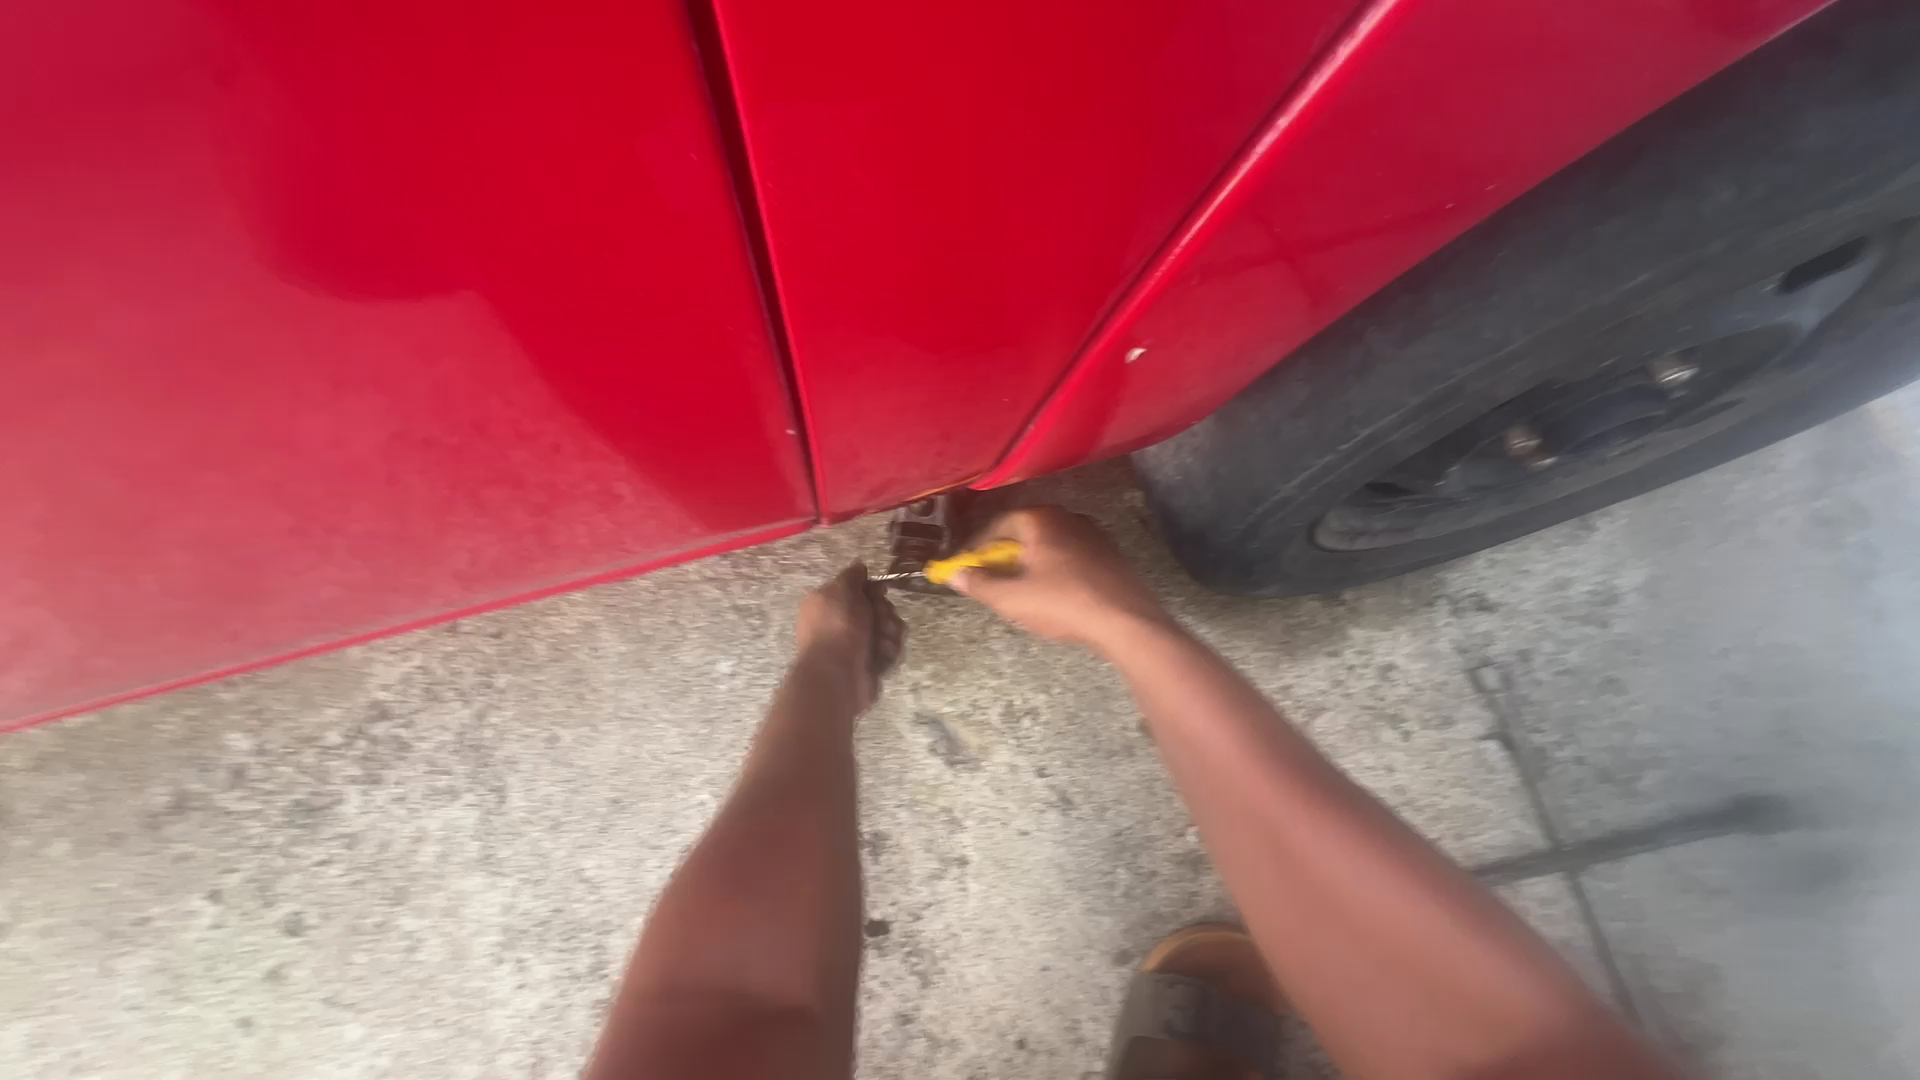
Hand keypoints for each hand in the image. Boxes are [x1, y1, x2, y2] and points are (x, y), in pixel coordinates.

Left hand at [794, 562, 904, 711]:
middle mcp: (842, 623)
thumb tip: (859, 566)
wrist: (837, 675)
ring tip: (879, 644)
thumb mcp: (841, 591)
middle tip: (878, 621)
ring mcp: (857, 645)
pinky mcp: (871, 663)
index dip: (874, 590)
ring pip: (890, 629)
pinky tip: (880, 658)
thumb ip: (852, 576)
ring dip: (889, 634)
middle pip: (880, 608)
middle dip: (885, 613)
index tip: (878, 593)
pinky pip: (891, 650)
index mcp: (830, 604)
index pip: (861, 589)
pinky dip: (888, 652)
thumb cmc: (837, 628)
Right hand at [949, 507, 1173, 651]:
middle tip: (992, 579)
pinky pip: (1071, 554)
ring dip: (1031, 561)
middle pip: (1023, 532)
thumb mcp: (1011, 599)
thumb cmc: (1063, 604)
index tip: (966, 568)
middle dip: (1004, 554)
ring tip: (1022, 588)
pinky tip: (1055, 592)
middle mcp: (1066, 517)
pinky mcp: (1109, 552)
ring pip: (1049, 543)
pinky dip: (1055, 567)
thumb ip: (979, 584)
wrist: (1126, 621)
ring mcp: (1092, 532)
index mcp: (1039, 519)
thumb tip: (955, 574)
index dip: (976, 549)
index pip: (995, 526)